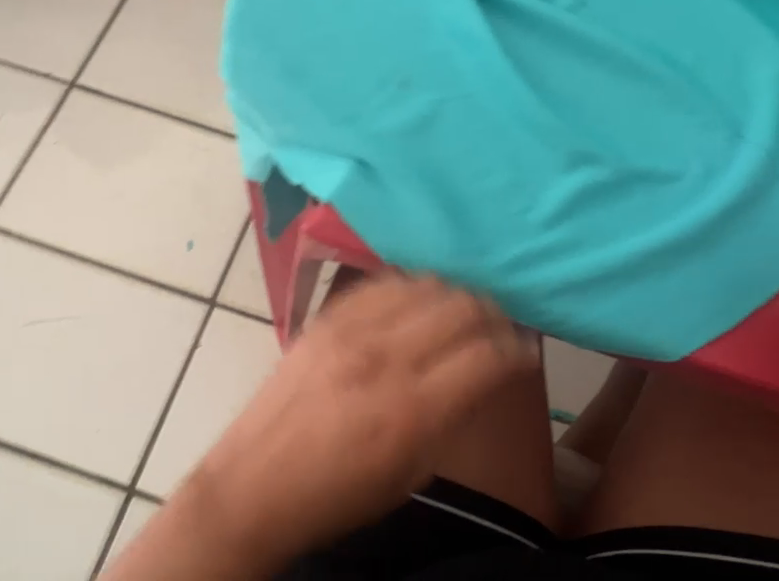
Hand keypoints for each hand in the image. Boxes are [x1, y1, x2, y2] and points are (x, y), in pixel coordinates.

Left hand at [156, 273, 536, 574]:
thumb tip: (488, 373)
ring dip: (455, 296)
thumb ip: (453, 416)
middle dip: (494, 316)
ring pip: (428, 285)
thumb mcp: (410, 474)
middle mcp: (386, 359)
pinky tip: (419, 301)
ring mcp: (352, 331)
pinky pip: (383, 282)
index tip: (525, 353)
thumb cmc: (339, 496)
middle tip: (500, 329)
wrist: (253, 487)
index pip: (487, 356)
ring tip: (462, 312)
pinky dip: (412, 287)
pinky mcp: (326, 318)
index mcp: (412, 411)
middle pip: (463, 308)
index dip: (517, 351)